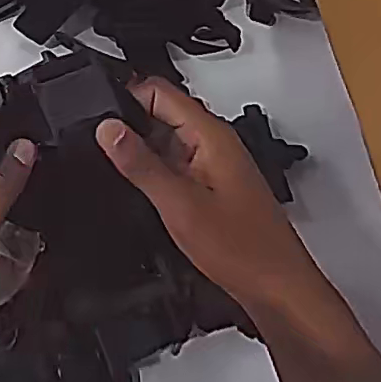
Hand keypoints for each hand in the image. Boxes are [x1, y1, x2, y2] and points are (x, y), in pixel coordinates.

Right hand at [95, 78, 323, 312]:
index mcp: (210, 134)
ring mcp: (214, 162)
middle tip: (110, 152)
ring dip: (144, 151)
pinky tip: (149, 195)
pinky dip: (158, 172)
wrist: (278, 291)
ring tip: (128, 177)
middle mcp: (214, 141)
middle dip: (131, 127)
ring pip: (167, 139)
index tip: (102, 119)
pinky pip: (176, 162)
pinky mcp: (212, 183)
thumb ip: (140, 164)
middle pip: (162, 111)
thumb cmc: (244, 250)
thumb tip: (109, 129)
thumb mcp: (179, 205)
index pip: (159, 90)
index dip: (126, 98)